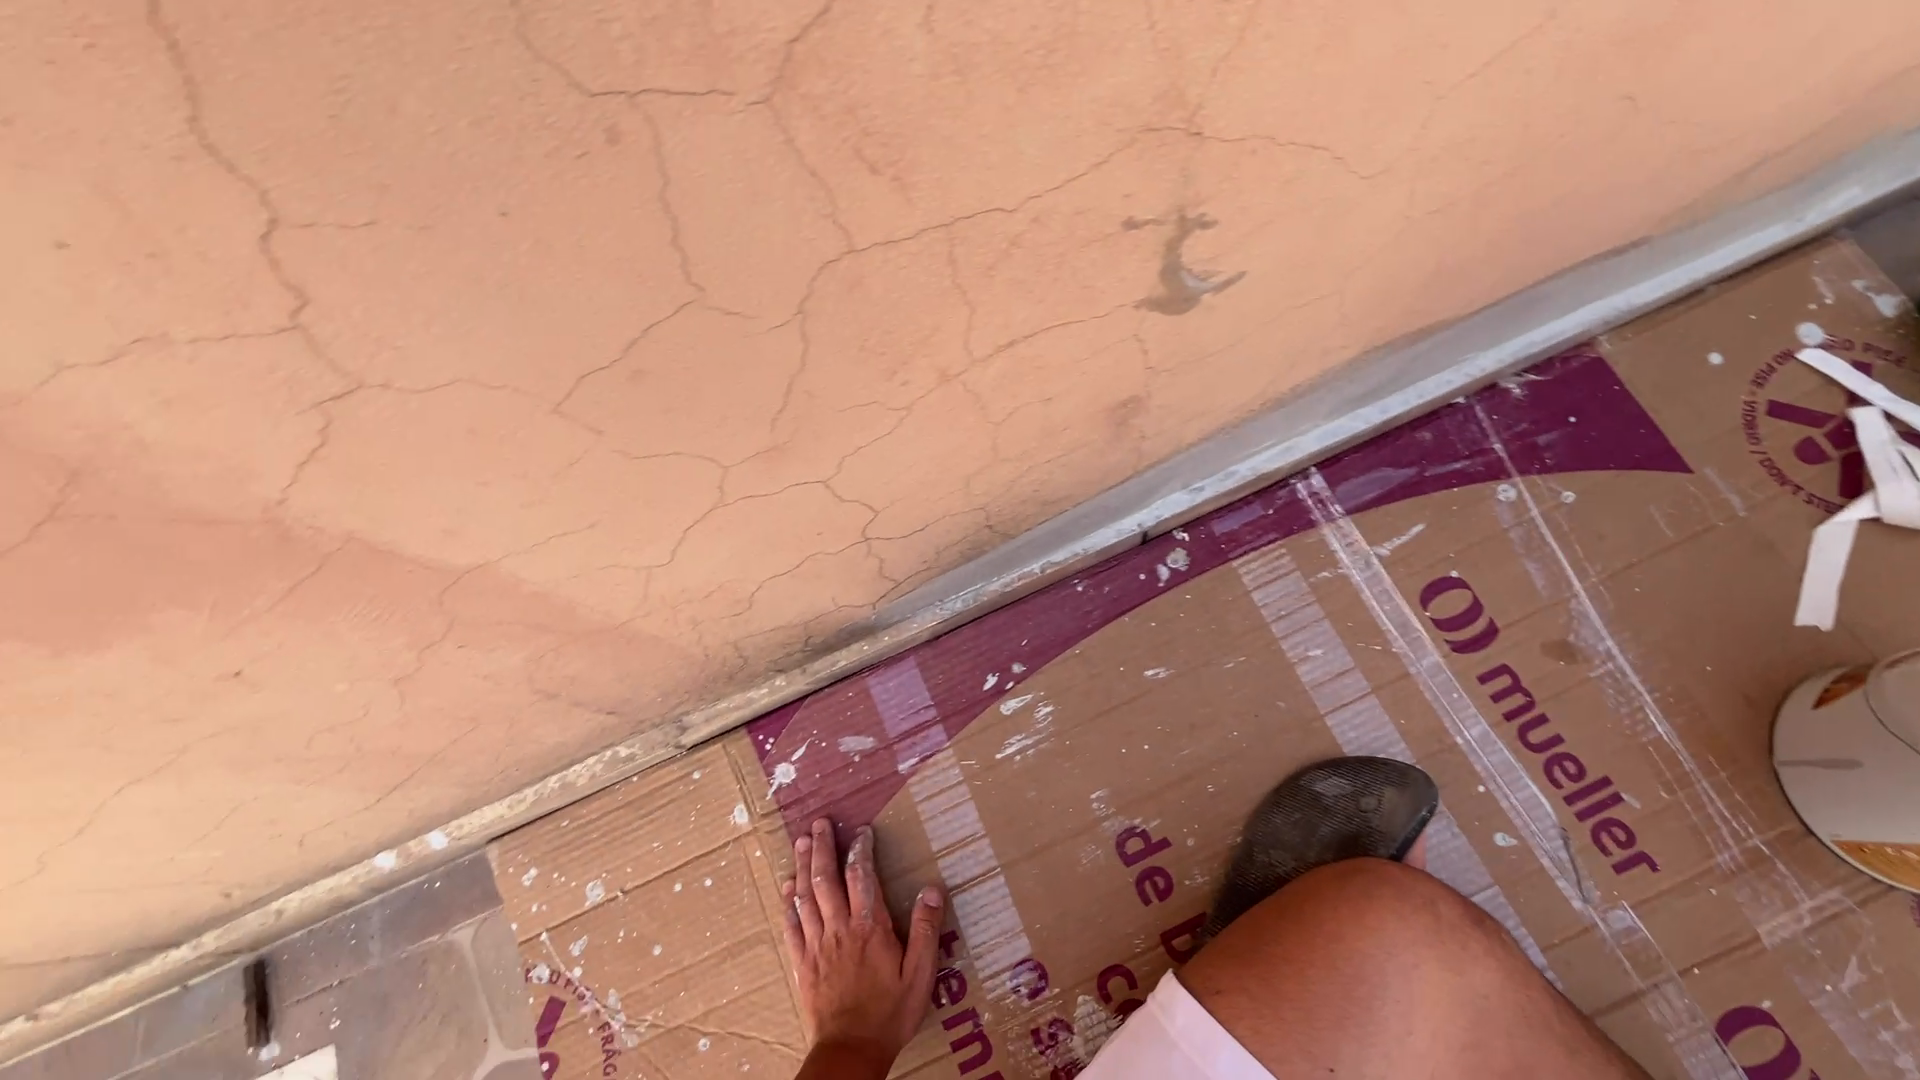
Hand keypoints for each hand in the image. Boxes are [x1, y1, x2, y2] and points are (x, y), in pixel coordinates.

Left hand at [782, 818, 944, 1068]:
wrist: (851, 1051)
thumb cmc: (890, 1014)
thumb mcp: (920, 974)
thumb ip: (926, 930)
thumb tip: (931, 889)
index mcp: (870, 927)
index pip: (862, 876)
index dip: (861, 849)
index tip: (862, 830)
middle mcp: (839, 928)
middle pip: (826, 878)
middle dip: (823, 847)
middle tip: (819, 822)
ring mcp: (817, 945)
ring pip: (806, 896)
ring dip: (803, 865)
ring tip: (801, 841)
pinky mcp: (802, 963)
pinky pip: (791, 926)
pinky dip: (788, 903)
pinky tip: (786, 887)